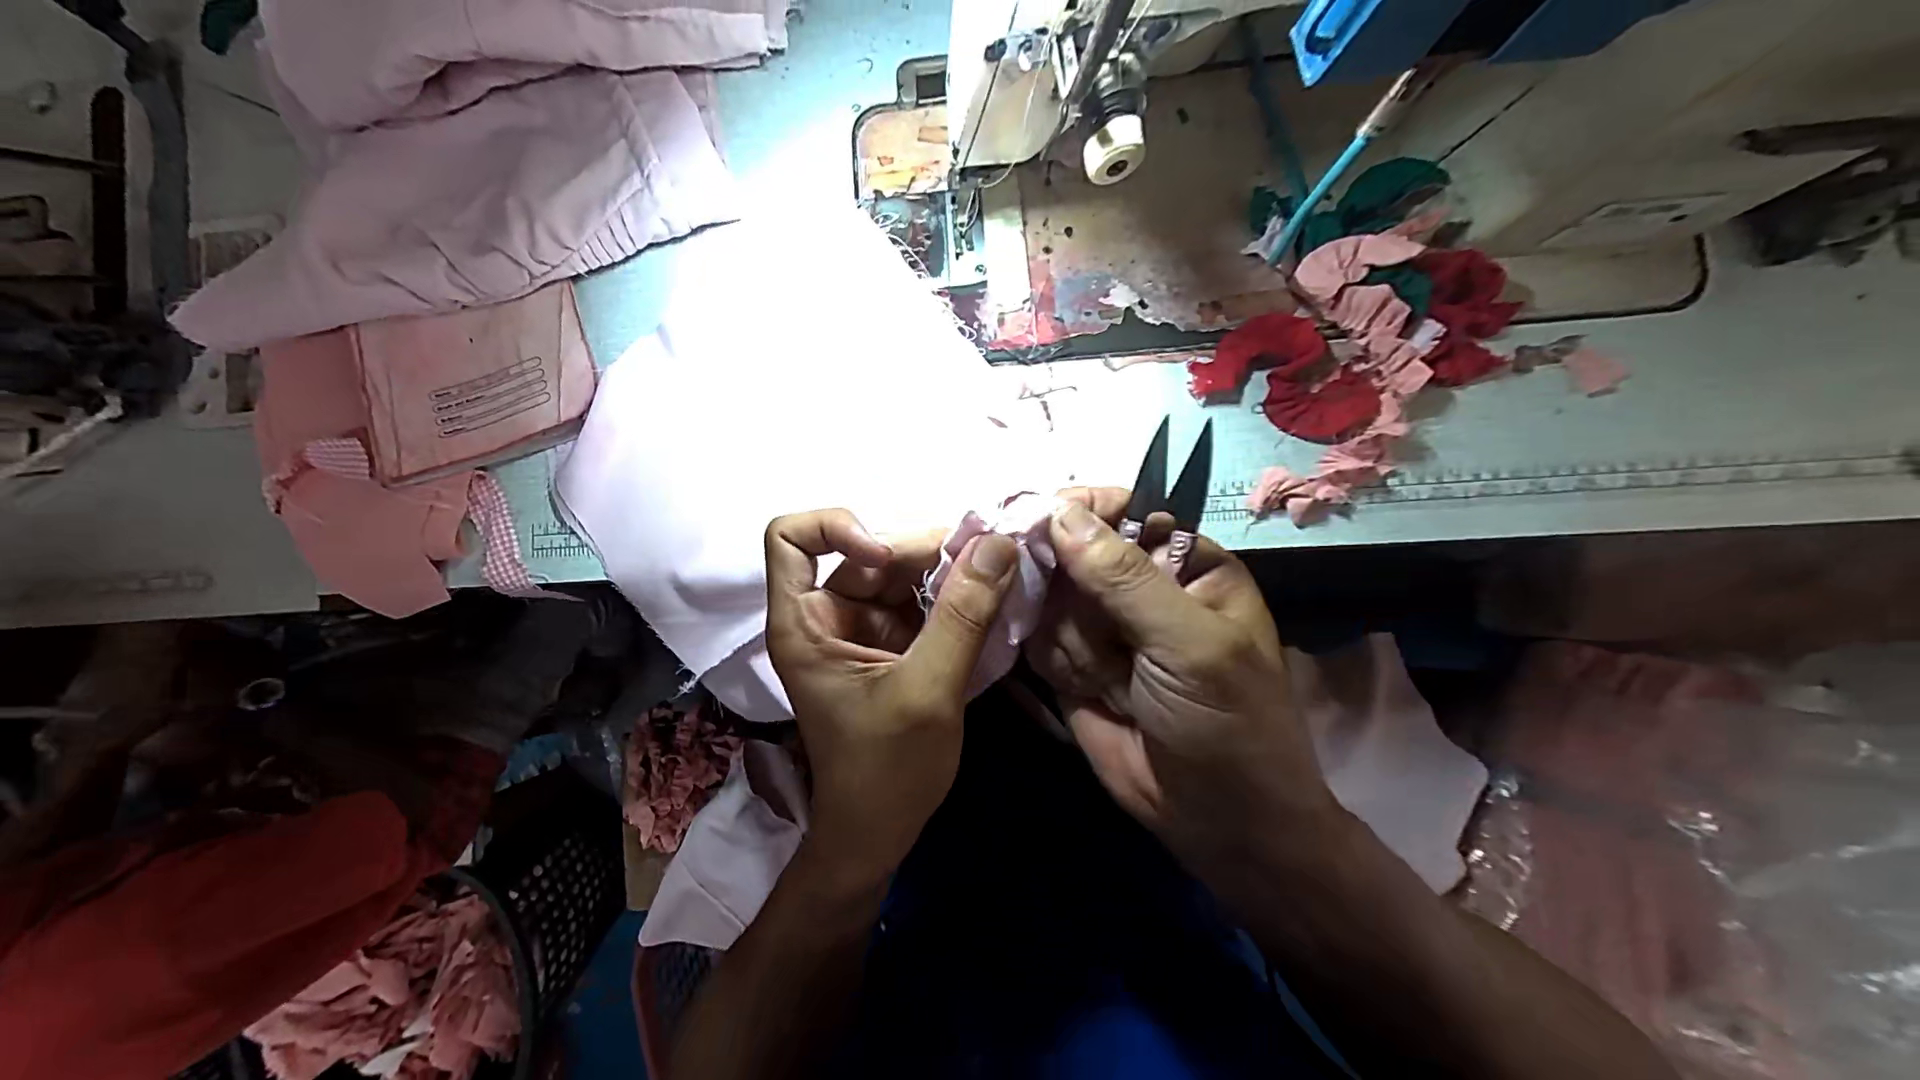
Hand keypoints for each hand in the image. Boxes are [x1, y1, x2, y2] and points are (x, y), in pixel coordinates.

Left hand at [764, 509, 1019, 881]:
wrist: (880, 834)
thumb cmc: (886, 771)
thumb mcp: (927, 691)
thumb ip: (962, 617)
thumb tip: (997, 542)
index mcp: (806, 623)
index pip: (791, 538)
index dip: (836, 527)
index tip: (887, 556)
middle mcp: (829, 616)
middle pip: (868, 552)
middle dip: (924, 553)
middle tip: (987, 561)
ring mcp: (862, 629)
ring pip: (902, 574)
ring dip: (948, 573)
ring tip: (998, 579)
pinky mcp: (893, 644)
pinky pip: (922, 601)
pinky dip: (955, 597)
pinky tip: (991, 602)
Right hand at [1024, 489, 1338, 875]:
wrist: (1221, 825)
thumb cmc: (1227, 723)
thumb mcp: (1189, 644)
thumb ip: (1125, 579)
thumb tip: (1062, 513)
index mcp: (1185, 566)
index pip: (1125, 514)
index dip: (1082, 511)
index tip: (1039, 517)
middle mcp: (1138, 589)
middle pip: (1073, 551)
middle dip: (1065, 582)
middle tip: (1077, 619)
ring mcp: (1101, 629)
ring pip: (1049, 598)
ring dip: (1068, 636)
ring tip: (1109, 678)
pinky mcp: (1071, 666)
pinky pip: (1037, 639)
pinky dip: (1051, 659)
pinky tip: (1086, 688)